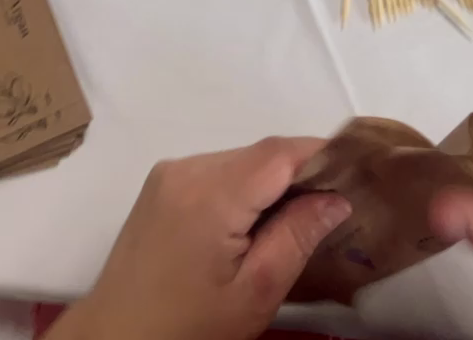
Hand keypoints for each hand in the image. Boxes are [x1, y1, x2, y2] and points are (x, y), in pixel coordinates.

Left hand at [47, 137, 352, 339]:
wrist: (117, 337)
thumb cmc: (190, 326)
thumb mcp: (255, 292)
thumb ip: (297, 236)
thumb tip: (336, 197)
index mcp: (210, 192)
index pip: (277, 152)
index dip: (318, 152)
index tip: (355, 168)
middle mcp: (187, 168)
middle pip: (257, 155)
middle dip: (296, 173)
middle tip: (332, 205)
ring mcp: (169, 173)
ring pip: (237, 161)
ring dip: (268, 182)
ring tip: (295, 220)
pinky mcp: (160, 184)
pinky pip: (214, 171)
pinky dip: (240, 188)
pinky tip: (252, 223)